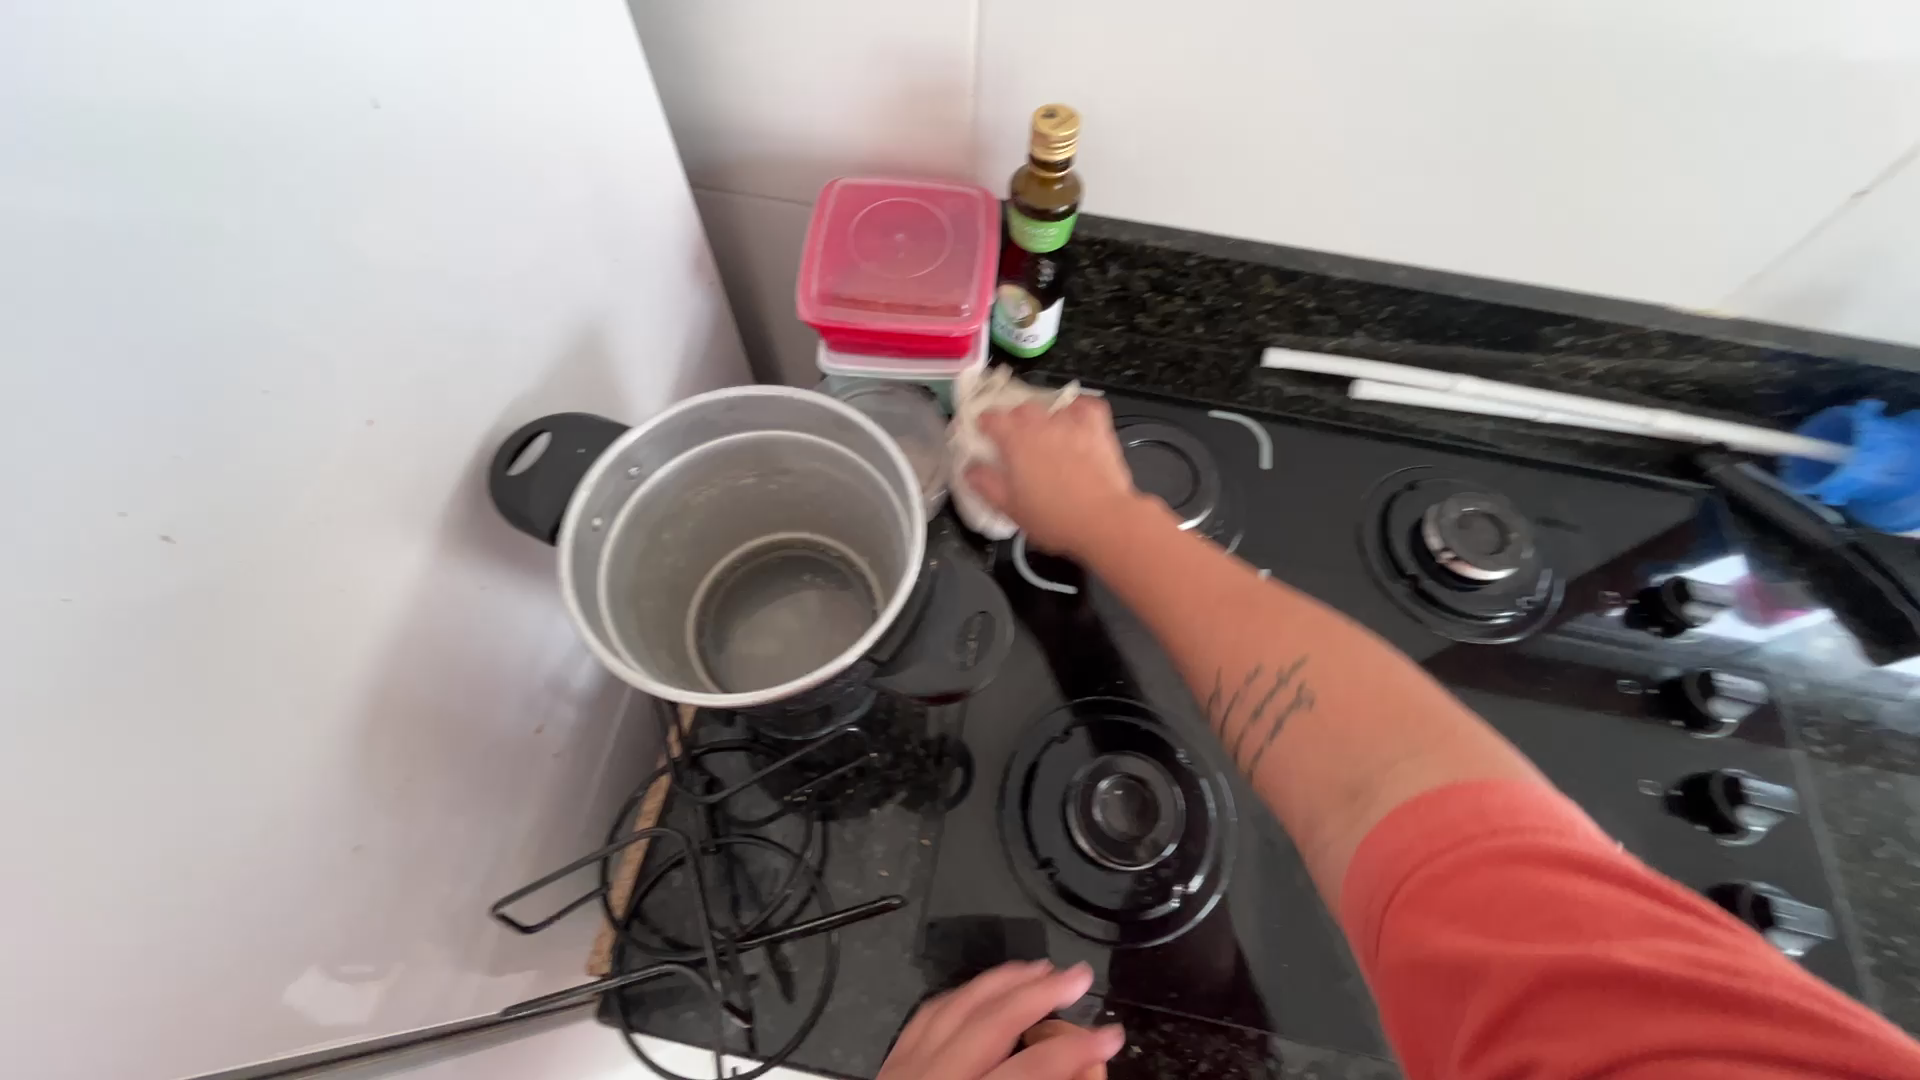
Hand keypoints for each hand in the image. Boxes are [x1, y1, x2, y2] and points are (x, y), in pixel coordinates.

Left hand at [877, 961, 1123, 1079]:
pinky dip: (963, 995)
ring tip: (1039, 970)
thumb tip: (1078, 1073)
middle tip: (1079, 976)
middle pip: (991, 1022)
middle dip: (1040, 992)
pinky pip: (929, 1014)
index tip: (1111, 1035)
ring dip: (1002, 982)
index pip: (1030, 1072)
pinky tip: (983, 990)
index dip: (1078, 1050)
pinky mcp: (890, 1068)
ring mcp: (905, 1071)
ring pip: (958, 1005)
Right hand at [966, 398, 1138, 556]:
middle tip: (1011, 441)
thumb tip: (970, 469)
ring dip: (1043, 417)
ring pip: (1050, 406)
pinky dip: (1077, 410)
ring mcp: (1071, 424)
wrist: (1103, 520)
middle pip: (1020, 409)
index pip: (991, 418)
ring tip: (1042, 434)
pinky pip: (1085, 407)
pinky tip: (1074, 420)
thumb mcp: (1009, 508)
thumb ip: (986, 484)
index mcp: (1016, 441)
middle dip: (1012, 420)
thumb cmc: (1055, 518)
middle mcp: (1042, 425)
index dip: (983, 424)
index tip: (982, 433)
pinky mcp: (1097, 430)